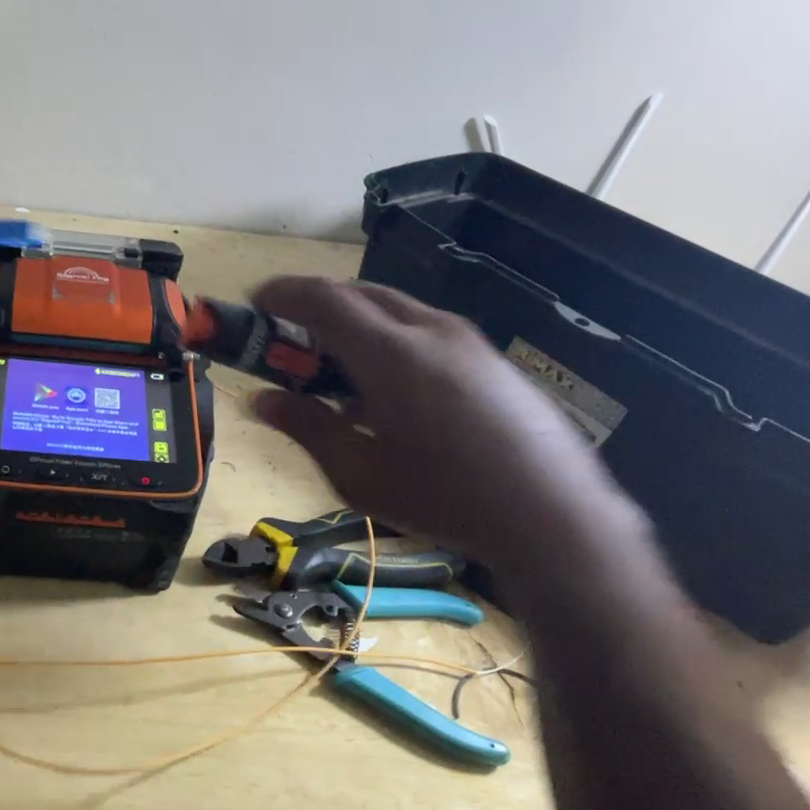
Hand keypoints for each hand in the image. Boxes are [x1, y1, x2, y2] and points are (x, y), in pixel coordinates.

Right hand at [247, 276, 645, 574]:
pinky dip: (388, 337)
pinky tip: (387, 387)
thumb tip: (262, 401)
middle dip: (315, 305)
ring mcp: (468, 341)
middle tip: (287, 339)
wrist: (554, 516)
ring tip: (333, 366)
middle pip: (360, 293)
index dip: (284, 294)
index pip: (325, 298)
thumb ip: (308, 428)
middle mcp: (431, 331)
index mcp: (392, 354)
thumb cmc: (444, 499)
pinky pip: (424, 329)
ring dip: (353, 321)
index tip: (256, 303)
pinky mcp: (489, 359)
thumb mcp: (360, 475)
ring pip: (395, 309)